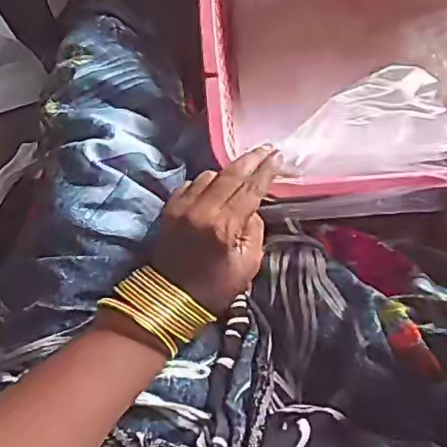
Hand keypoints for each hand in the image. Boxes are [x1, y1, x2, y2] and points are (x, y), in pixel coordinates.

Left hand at [152, 147, 279, 313]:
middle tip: (265, 149)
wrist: (171, 297)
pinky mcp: (169, 208)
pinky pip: (190, 184)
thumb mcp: (248, 264)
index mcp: (225, 226)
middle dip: (250, 159)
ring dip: (226, 173)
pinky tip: (213, 189)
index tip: (278, 157)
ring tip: (239, 174)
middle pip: (230, 174)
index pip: (251, 189)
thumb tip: (252, 208)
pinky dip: (204, 183)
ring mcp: (182, 206)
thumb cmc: (216, 286)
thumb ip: (254, 230)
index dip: (266, 171)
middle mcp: (203, 209)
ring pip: (208, 175)